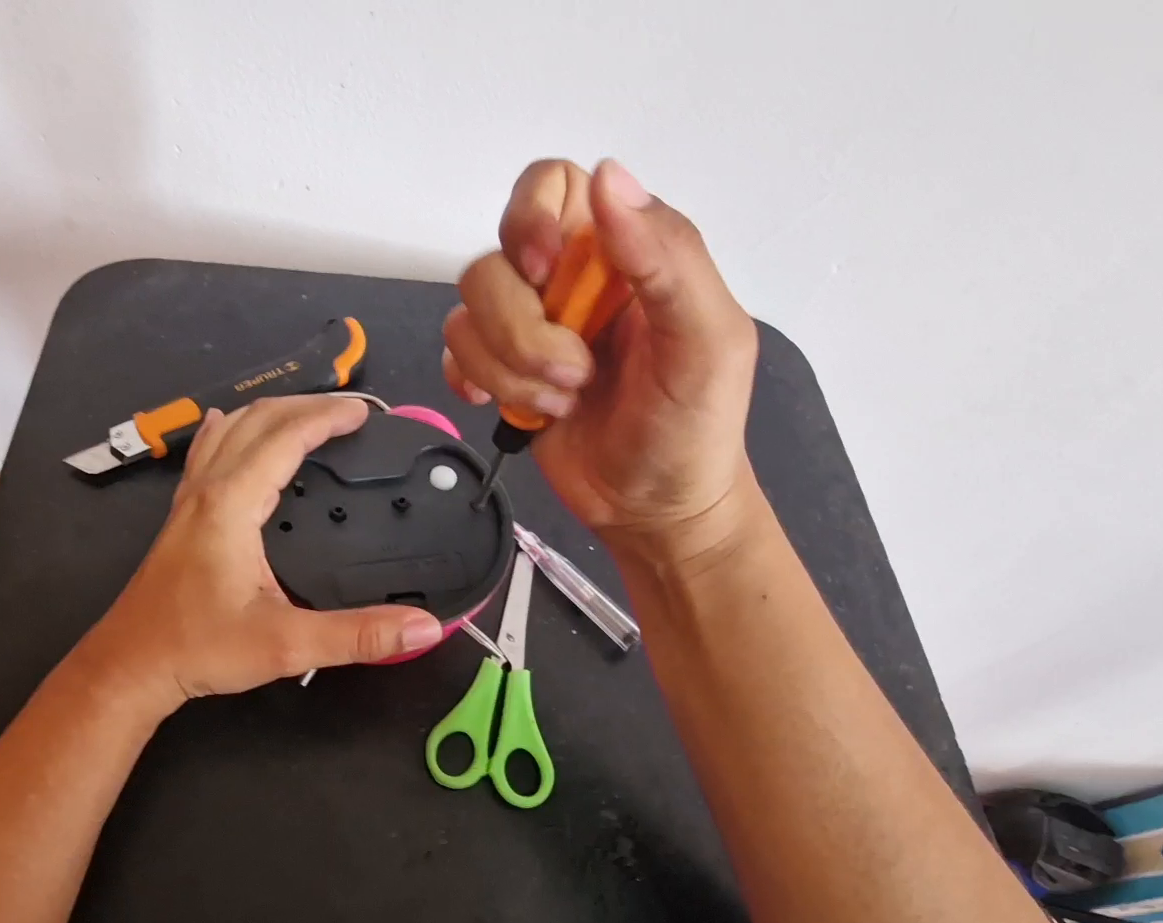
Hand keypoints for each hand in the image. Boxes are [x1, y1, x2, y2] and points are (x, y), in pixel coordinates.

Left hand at [80, 395, 445, 708]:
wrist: (131, 665)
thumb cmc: (202, 648)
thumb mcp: (287, 646)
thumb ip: (357, 635)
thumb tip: (424, 627)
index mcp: (232, 504)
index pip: (285, 437)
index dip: (326, 418)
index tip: (365, 413)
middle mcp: (207, 489)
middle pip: (256, 421)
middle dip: (304, 407)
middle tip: (347, 412)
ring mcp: (188, 500)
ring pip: (228, 431)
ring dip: (270, 414)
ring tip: (307, 416)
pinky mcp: (180, 516)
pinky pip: (206, 452)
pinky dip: (232, 431)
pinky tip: (229, 427)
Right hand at [443, 159, 762, 563]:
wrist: (653, 509)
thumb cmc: (692, 426)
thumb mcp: (708, 342)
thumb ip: (669, 257)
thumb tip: (607, 174)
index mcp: (620, 253)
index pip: (549, 185)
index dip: (528, 217)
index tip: (543, 273)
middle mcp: (563, 281)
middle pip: (493, 260)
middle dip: (522, 327)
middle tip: (575, 374)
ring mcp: (524, 329)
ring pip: (467, 314)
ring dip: (510, 370)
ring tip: (561, 404)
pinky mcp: (496, 373)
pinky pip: (455, 354)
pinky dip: (475, 382)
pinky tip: (514, 409)